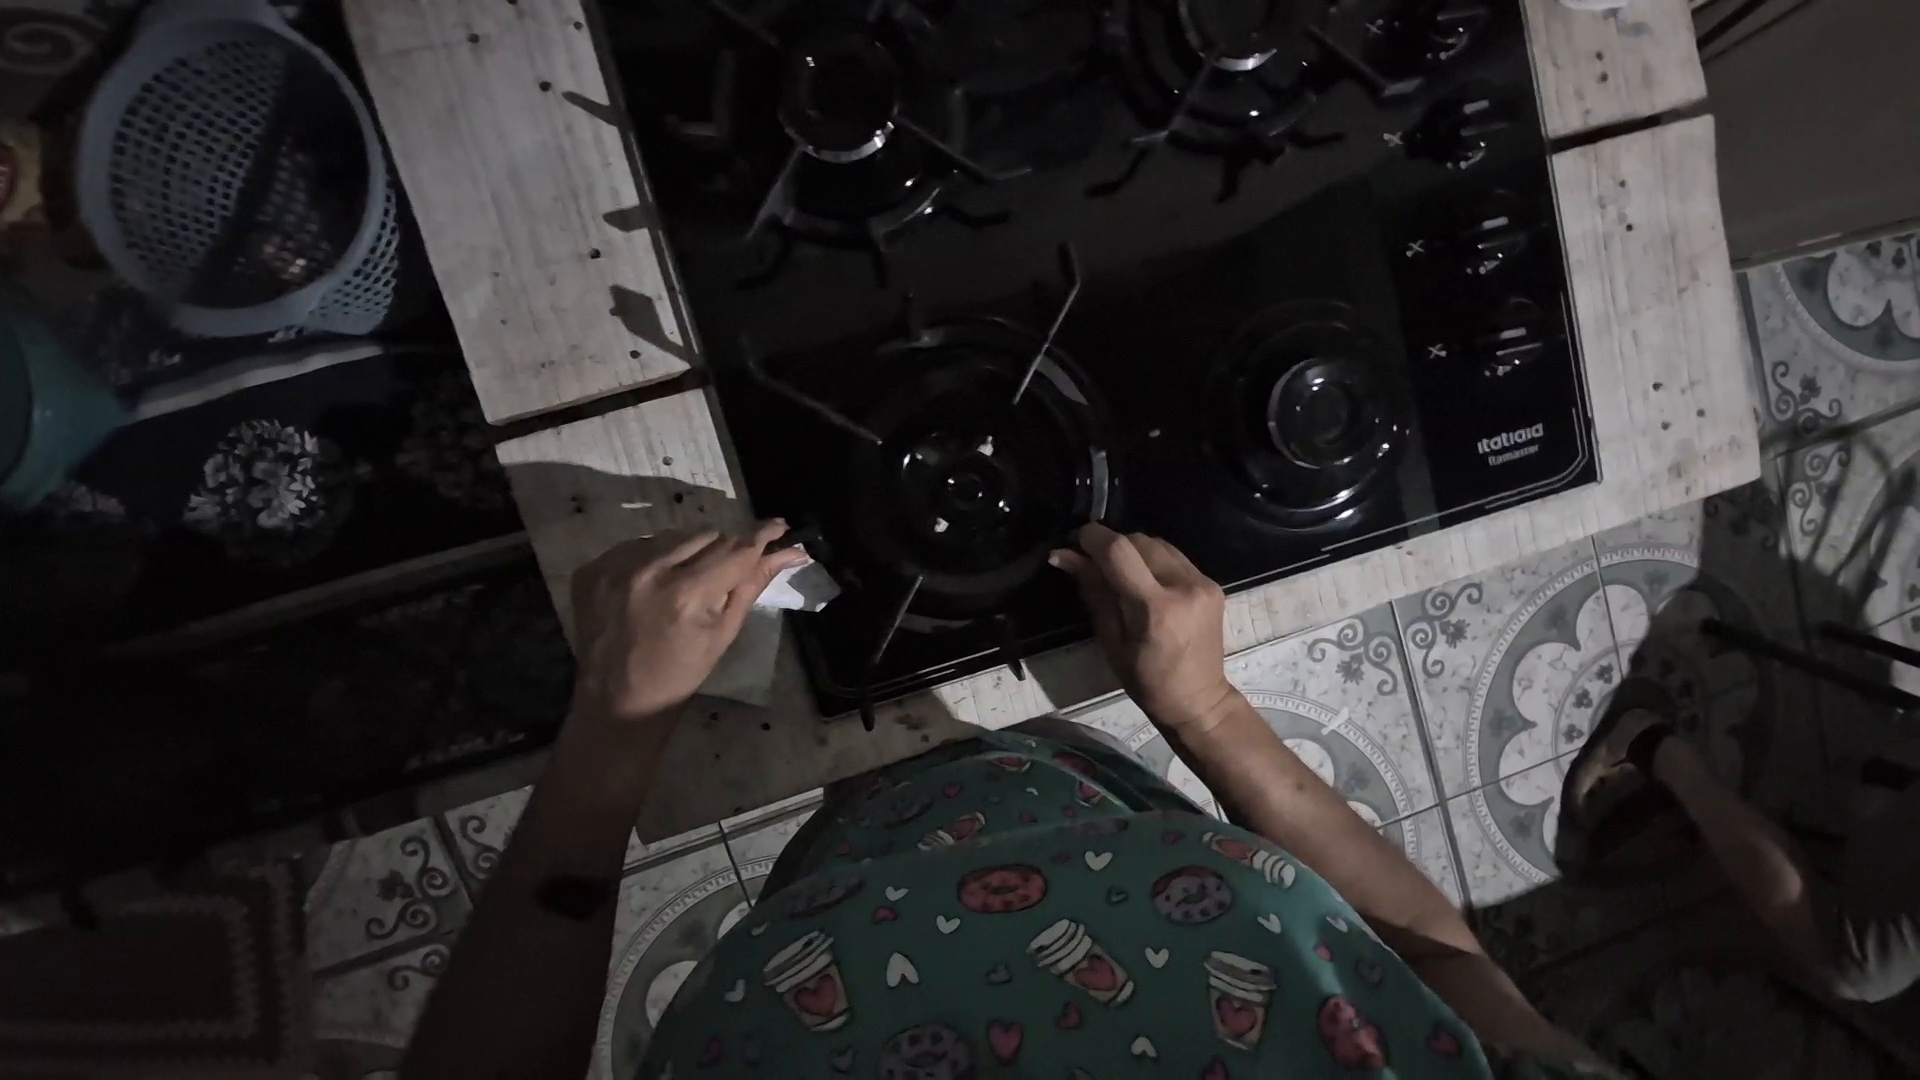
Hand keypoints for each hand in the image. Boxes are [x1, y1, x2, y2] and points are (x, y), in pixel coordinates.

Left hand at [569, 520, 804, 724]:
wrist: (616, 701)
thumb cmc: (681, 674)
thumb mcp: (724, 632)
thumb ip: (753, 584)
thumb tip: (789, 551)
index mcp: (686, 594)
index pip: (735, 549)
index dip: (761, 536)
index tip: (779, 526)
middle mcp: (648, 571)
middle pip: (706, 535)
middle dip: (724, 549)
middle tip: (726, 572)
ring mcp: (614, 567)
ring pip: (673, 534)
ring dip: (690, 550)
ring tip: (688, 580)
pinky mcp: (593, 568)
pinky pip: (639, 544)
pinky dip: (656, 557)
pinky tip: (656, 584)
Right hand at [1049, 523, 1238, 734]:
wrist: (1197, 698)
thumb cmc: (1145, 679)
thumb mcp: (1110, 639)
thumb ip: (1092, 590)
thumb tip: (1063, 555)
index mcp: (1154, 608)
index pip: (1119, 551)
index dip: (1093, 538)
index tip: (1075, 542)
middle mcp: (1183, 587)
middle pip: (1138, 540)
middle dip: (1111, 545)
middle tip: (1094, 563)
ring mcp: (1203, 582)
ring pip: (1157, 543)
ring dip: (1133, 550)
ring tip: (1121, 574)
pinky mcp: (1212, 583)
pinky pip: (1174, 556)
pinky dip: (1153, 559)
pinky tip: (1146, 580)